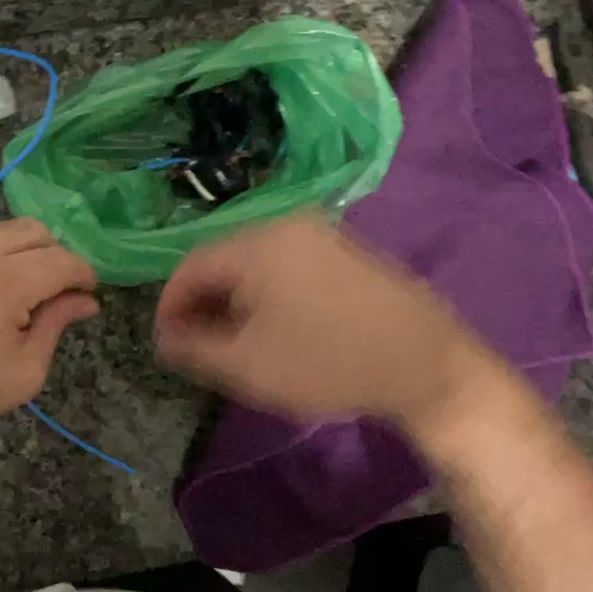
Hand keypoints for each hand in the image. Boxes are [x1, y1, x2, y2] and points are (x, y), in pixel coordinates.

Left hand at [0, 219, 98, 451]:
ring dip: (15, 256)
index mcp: (4, 280)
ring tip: (10, 297)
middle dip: (53, 254)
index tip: (88, 291)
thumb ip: (57, 325)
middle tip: (53, 290)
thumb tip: (86, 301)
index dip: (83, 274)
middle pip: (31, 230)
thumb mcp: (23, 370)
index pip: (61, 260)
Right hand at [154, 214, 502, 433]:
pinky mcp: (345, 254)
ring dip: (234, 302)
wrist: (428, 365)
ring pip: (255, 265)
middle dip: (203, 304)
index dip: (170, 305)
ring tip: (233, 344)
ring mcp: (320, 236)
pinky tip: (275, 330)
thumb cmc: (327, 362)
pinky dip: (267, 296)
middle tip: (197, 347)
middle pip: (223, 261)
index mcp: (257, 243)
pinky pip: (286, 268)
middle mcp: (285, 226)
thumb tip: (164, 337)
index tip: (165, 343)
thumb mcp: (247, 364)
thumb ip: (193, 348)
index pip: (191, 265)